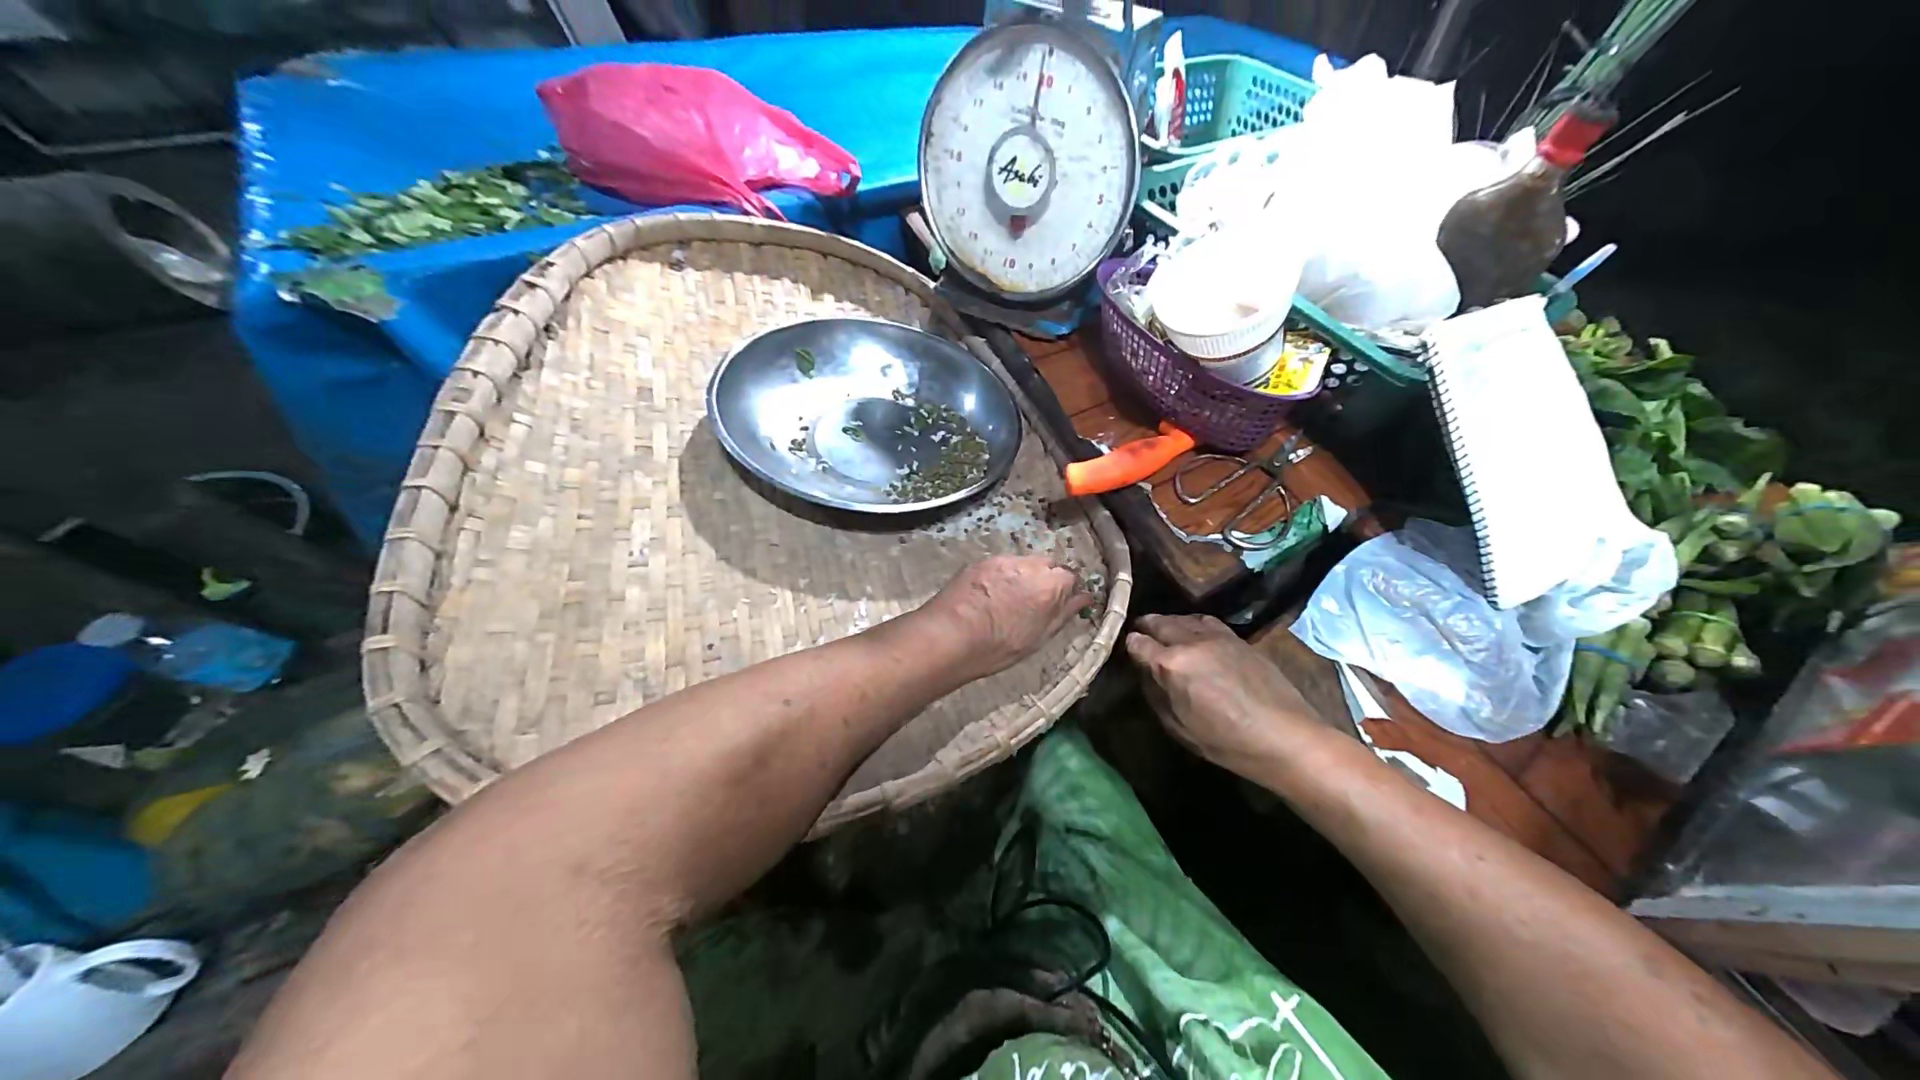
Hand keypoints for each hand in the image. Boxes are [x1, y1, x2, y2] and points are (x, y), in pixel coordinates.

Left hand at [921, 556, 1093, 677]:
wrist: (950, 636)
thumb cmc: (999, 646)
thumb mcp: (1039, 636)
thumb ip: (1064, 613)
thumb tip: (1084, 598)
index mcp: (1051, 584)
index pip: (1070, 577)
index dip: (1065, 591)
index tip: (1057, 605)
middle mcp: (1030, 565)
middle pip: (1047, 565)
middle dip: (1046, 580)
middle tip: (1034, 604)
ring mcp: (1003, 560)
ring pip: (1023, 564)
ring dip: (1023, 577)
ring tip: (1008, 601)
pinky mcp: (980, 561)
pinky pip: (1000, 566)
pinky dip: (1001, 578)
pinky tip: (989, 596)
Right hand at [1125, 615, 1324, 776]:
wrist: (1285, 736)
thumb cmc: (1227, 742)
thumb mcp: (1180, 727)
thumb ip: (1157, 696)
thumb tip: (1147, 675)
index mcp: (1172, 665)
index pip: (1139, 644)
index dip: (1130, 645)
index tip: (1127, 648)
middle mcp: (1191, 642)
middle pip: (1160, 623)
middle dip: (1146, 626)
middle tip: (1139, 632)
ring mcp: (1217, 636)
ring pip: (1184, 618)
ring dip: (1169, 622)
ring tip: (1163, 630)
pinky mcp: (1238, 639)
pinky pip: (1207, 622)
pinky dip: (1193, 623)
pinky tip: (1193, 632)